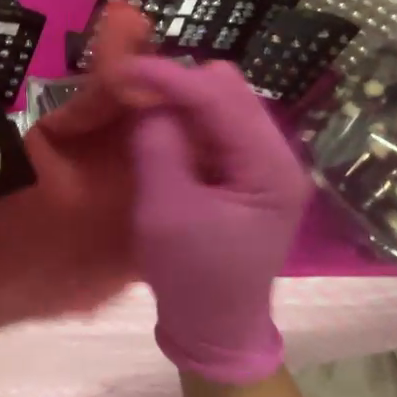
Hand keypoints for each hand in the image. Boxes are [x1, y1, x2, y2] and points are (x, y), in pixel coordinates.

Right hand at [127, 58, 312, 386]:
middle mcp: (276, 155)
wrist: (215, 327)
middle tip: (129, 90)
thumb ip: (157, 144)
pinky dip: (183, 113)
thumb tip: (144, 96)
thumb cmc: (192, 273)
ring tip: (139, 106)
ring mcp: (262, 161)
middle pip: (226, 87)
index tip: (119, 68)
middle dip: (176, 81)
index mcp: (269, 168)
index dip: (167, 76)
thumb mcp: (166, 208)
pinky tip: (157, 125)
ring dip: (178, 95)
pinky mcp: (244, 168)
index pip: (218, 98)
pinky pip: (213, 119)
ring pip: (219, 97)